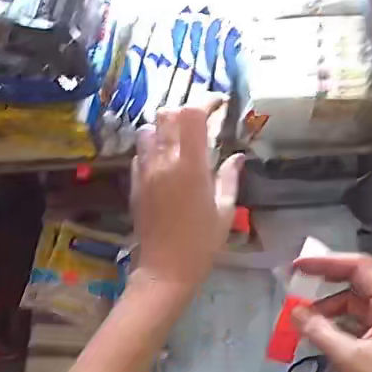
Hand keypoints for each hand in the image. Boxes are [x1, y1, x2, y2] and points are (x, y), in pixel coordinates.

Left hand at [131, 105, 244, 292]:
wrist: (164, 269)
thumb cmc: (201, 243)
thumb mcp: (224, 210)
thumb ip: (229, 178)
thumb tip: (237, 156)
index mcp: (191, 166)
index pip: (192, 115)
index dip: (205, 102)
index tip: (218, 105)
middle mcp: (164, 162)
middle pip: (167, 115)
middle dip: (184, 111)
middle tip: (200, 121)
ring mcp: (145, 172)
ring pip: (148, 130)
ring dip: (164, 128)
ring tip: (179, 140)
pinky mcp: (134, 184)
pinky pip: (140, 153)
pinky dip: (152, 149)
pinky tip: (165, 163)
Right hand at [291, 254, 371, 371]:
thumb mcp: (350, 359)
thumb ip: (320, 331)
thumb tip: (295, 311)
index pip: (359, 268)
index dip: (327, 262)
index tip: (297, 265)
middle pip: (355, 285)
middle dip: (323, 285)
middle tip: (292, 287)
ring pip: (351, 307)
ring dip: (326, 309)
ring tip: (298, 317)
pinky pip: (353, 327)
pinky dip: (333, 327)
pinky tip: (313, 335)